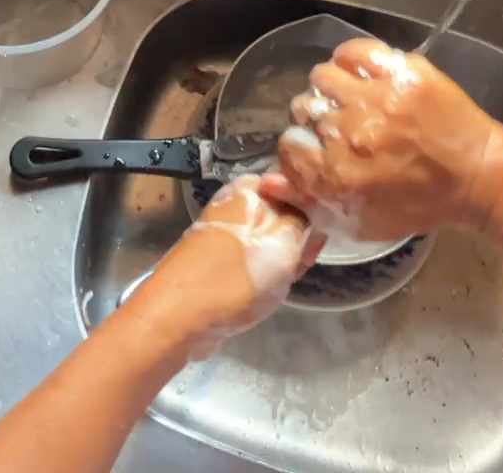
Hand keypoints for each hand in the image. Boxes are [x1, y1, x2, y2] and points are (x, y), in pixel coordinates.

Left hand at [124, 175, 323, 359]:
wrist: (178, 318)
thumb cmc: (236, 278)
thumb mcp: (283, 245)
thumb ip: (302, 220)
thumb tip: (309, 204)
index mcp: (247, 190)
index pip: (291, 184)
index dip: (312, 207)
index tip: (323, 229)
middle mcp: (233, 205)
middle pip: (280, 214)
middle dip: (296, 237)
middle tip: (303, 260)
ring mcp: (224, 234)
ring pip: (267, 240)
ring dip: (282, 259)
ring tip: (287, 278)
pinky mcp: (217, 261)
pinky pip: (251, 260)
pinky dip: (263, 273)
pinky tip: (269, 290)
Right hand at [262, 38, 502, 241]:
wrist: (478, 176)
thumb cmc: (419, 203)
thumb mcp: (361, 220)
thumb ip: (309, 203)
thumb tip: (266, 181)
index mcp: (337, 174)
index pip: (289, 147)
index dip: (299, 148)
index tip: (315, 149)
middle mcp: (350, 133)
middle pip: (303, 109)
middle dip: (316, 118)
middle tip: (340, 125)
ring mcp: (376, 98)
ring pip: (323, 77)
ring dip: (332, 88)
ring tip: (351, 97)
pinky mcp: (399, 72)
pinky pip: (353, 51)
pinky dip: (350, 58)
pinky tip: (360, 72)